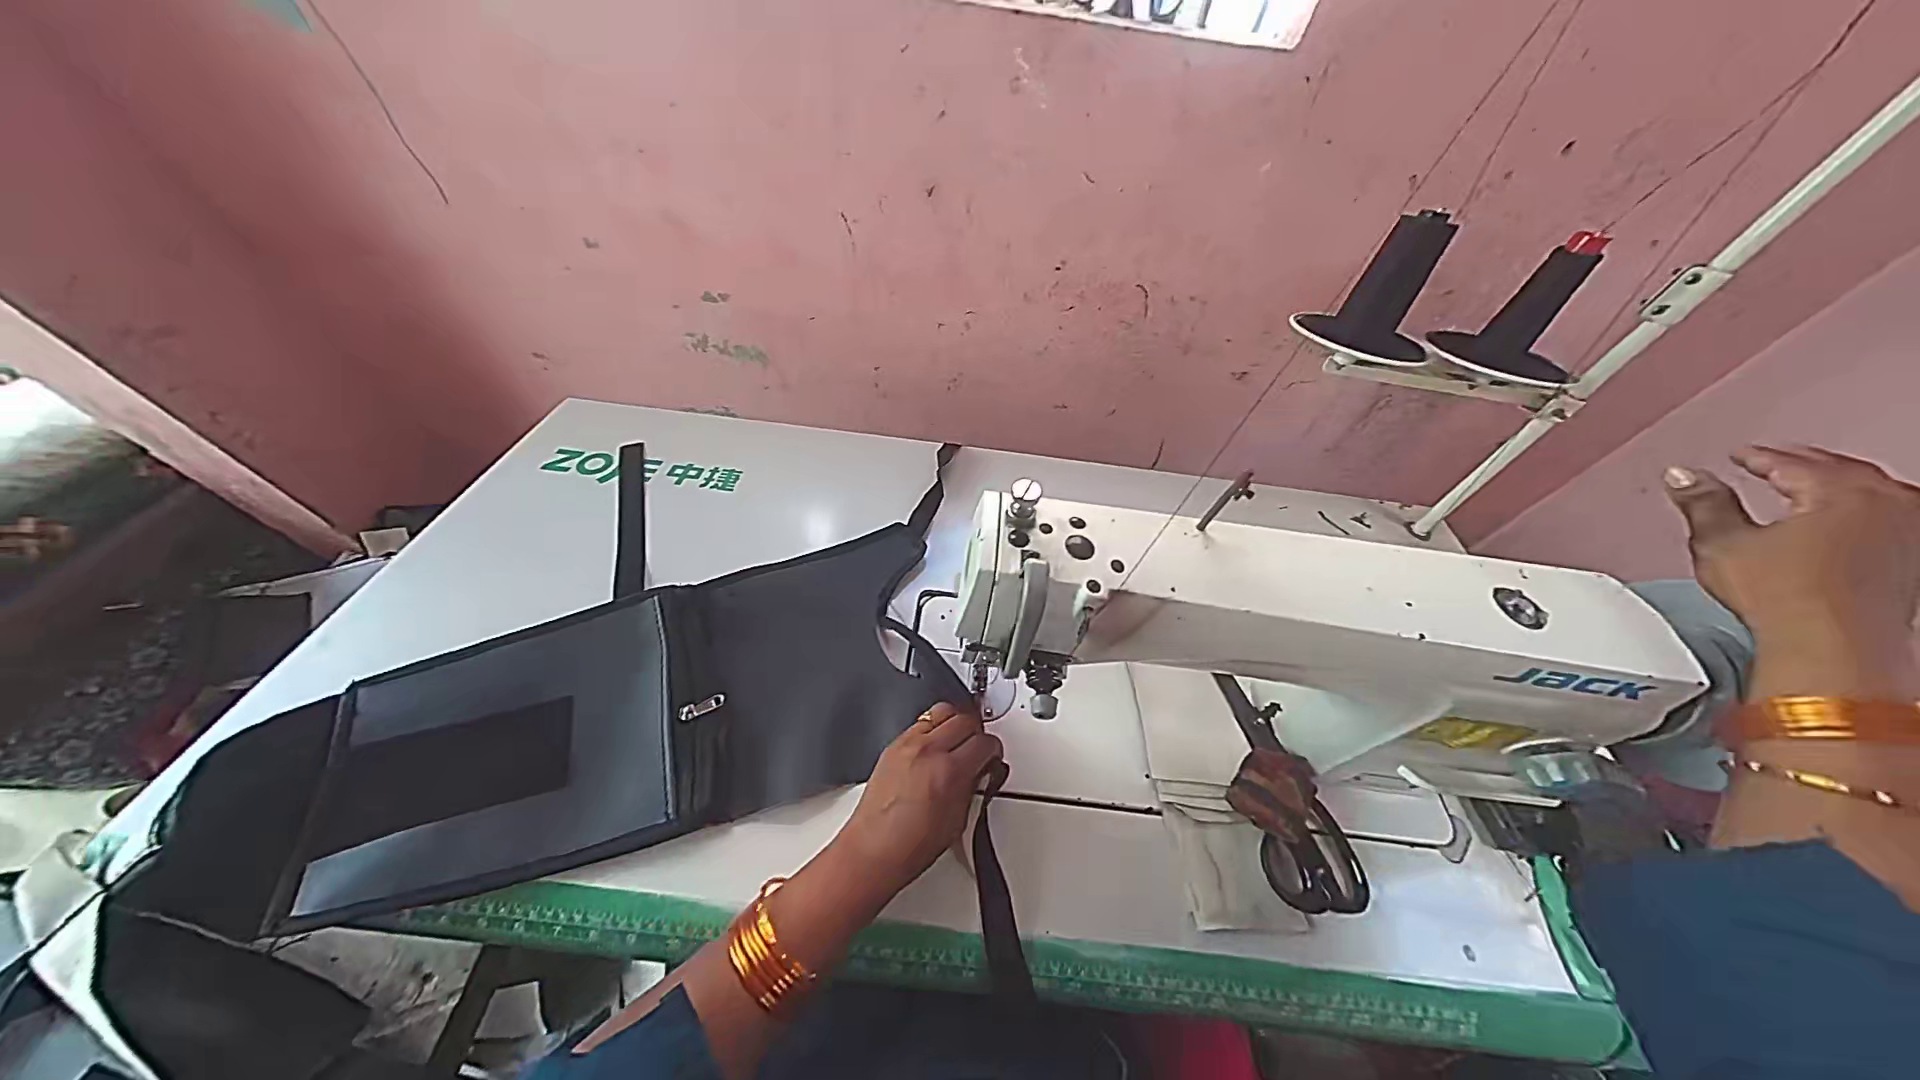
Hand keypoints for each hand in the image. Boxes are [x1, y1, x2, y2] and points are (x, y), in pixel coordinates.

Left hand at [831, 702, 1003, 894]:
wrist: (874, 849)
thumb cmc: (910, 845)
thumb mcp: (959, 819)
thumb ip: (973, 785)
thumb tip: (980, 770)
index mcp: (950, 771)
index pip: (985, 742)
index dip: (993, 750)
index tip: (991, 756)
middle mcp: (928, 751)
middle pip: (966, 718)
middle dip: (977, 732)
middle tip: (978, 746)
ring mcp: (908, 745)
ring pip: (942, 711)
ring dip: (955, 722)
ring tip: (958, 738)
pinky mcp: (893, 745)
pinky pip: (920, 722)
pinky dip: (932, 728)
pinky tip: (934, 744)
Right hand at [1664, 446, 1919, 697]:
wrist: (1831, 645)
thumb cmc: (1788, 598)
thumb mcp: (1721, 542)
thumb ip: (1703, 503)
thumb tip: (1683, 475)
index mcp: (1843, 493)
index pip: (1793, 462)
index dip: (1758, 458)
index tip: (1741, 456)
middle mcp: (1891, 506)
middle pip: (1844, 472)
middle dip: (1805, 465)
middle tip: (1777, 462)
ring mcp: (1911, 535)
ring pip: (1874, 493)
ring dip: (1837, 486)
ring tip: (1809, 489)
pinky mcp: (1914, 564)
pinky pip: (1891, 520)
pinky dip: (1860, 513)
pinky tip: (1842, 523)